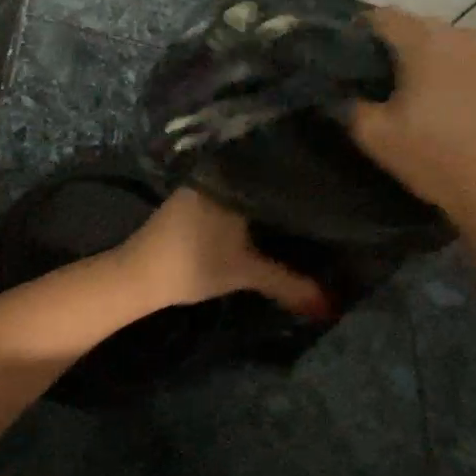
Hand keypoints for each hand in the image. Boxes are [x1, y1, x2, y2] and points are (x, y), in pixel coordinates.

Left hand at [114, 188, 327, 317]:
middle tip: (329, 200)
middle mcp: (219, 171)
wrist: (138, 275)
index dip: (307, 179)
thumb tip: (332, 306)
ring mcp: (206, 182)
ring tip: (309, 209)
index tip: (336, 187)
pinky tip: (274, 218)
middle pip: (266, 176)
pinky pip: (237, 193)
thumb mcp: (246, 273)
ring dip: (272, 199)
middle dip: (293, 190)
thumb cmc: (192, 265)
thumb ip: (291, 285)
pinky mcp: (198, 196)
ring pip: (251, 187)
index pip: (279, 168)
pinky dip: (254, 206)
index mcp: (232, 177)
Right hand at [349, 7, 475, 224]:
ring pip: (459, 44)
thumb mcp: (374, 137)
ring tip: (436, 95)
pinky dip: (475, 75)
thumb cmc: (436, 160)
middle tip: (393, 82)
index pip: (385, 16)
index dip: (364, 31)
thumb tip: (344, 90)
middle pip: (423, 28)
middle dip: (405, 48)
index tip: (356, 55)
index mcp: (425, 43)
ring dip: (442, 60)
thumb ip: (350, 104)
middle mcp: (465, 36)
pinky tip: (472, 106)